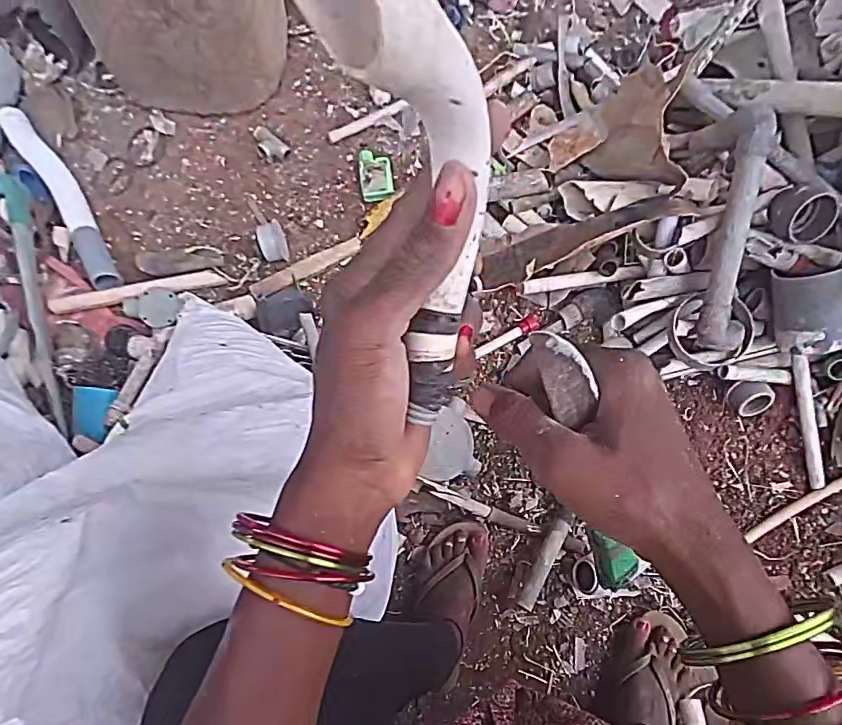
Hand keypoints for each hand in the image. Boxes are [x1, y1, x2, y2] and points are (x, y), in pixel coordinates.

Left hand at [281, 162, 479, 545]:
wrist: (363, 474)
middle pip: (444, 249)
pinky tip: (440, 374)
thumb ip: (417, 261)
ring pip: (461, 295)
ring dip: (458, 325)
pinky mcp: (431, 357)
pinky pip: (464, 336)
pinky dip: (460, 355)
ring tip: (434, 354)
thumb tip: (450, 194)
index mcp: (363, 278)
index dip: (450, 169)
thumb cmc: (353, 409)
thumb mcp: (379, 327)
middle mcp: (388, 296)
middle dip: (459, 272)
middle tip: (448, 304)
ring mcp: (411, 328)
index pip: (413, 205)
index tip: (488, 134)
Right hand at [472, 345, 732, 567]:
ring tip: (573, 466)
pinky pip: (588, 421)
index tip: (510, 421)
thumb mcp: (561, 460)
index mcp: (619, 369)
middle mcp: (632, 376)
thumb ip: (518, 423)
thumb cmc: (640, 500)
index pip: (543, 357)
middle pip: (556, 380)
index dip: (517, 391)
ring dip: (557, 435)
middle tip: (551, 453)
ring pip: (569, 404)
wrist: (682, 534)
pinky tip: (586, 470)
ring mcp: (636, 399)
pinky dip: (576, 444)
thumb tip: (486, 397)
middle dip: (540, 418)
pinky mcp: (635, 423)